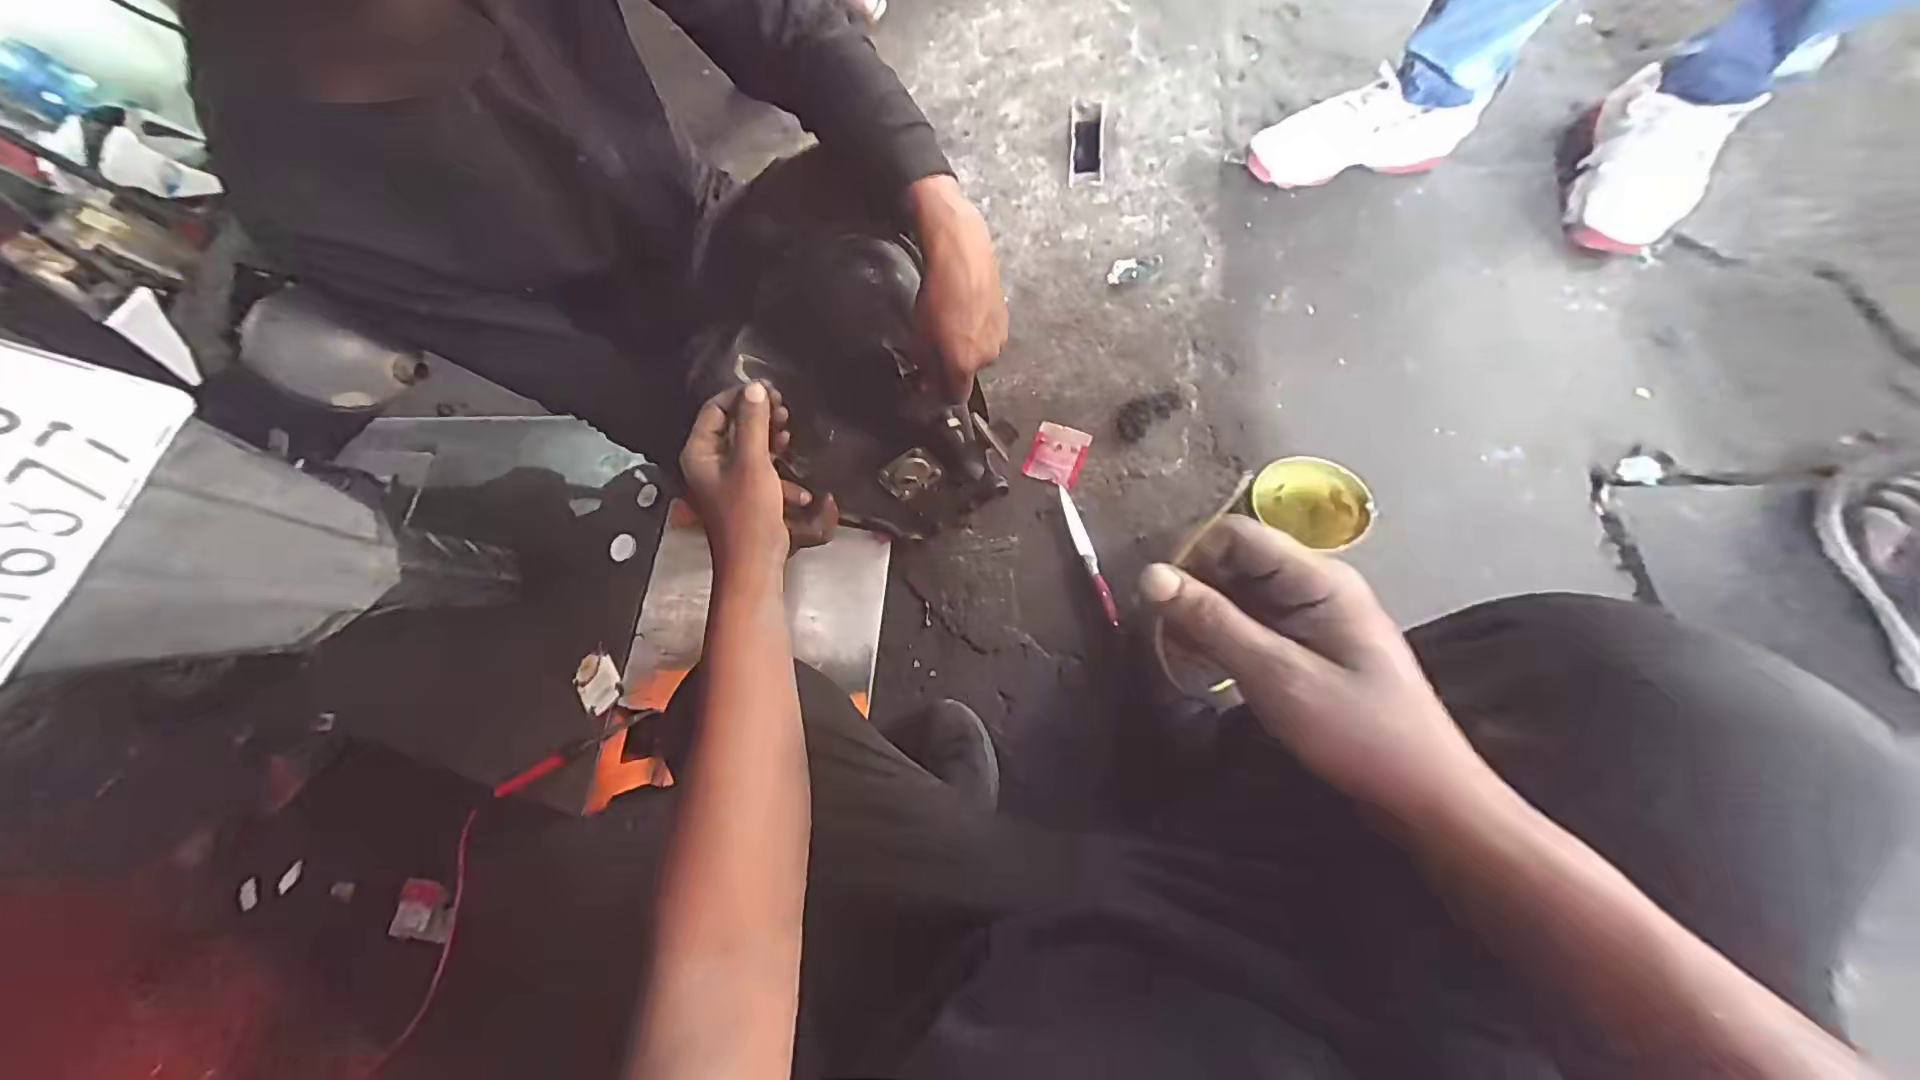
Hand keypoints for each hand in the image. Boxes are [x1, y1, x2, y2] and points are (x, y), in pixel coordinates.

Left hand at [680, 382, 793, 573]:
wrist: (755, 563)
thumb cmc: (748, 515)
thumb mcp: (753, 462)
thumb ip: (754, 423)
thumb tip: (755, 388)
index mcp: (699, 453)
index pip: (714, 410)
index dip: (741, 397)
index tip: (769, 392)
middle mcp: (708, 464)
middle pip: (732, 427)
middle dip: (759, 417)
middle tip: (784, 411)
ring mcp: (726, 480)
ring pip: (748, 447)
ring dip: (770, 440)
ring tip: (790, 434)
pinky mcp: (744, 494)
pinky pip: (759, 469)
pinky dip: (776, 467)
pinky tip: (797, 481)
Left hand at [907, 174, 1007, 402]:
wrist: (964, 257)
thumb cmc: (940, 294)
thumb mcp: (920, 336)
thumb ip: (925, 365)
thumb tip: (927, 379)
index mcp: (964, 366)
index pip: (955, 396)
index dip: (940, 392)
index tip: (929, 383)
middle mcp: (987, 358)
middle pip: (967, 373)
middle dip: (951, 364)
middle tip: (934, 344)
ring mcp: (999, 338)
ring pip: (978, 352)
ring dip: (965, 345)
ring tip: (950, 321)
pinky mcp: (1005, 319)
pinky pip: (987, 333)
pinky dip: (976, 329)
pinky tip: (964, 310)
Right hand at [1139, 516, 1493, 820]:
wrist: (1421, 794)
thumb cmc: (1356, 731)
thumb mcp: (1275, 674)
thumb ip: (1211, 620)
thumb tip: (1149, 575)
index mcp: (1316, 577)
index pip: (1235, 535)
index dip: (1190, 556)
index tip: (1155, 599)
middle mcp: (1309, 583)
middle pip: (1230, 561)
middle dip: (1189, 589)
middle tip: (1156, 630)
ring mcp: (1303, 612)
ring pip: (1231, 592)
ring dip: (1197, 616)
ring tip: (1170, 650)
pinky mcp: (1296, 640)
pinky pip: (1243, 621)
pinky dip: (1214, 636)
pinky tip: (1194, 662)